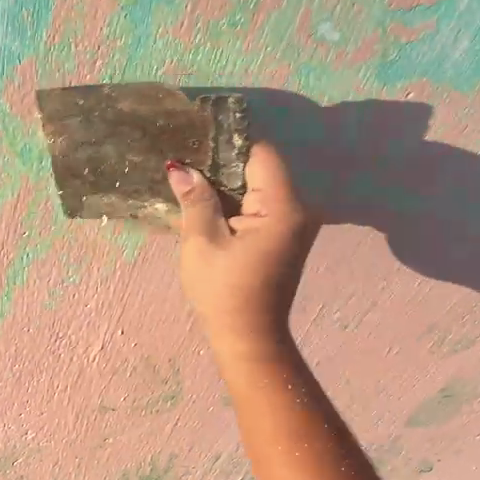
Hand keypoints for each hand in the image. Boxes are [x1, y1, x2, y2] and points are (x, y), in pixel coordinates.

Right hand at [167, 143, 318, 366]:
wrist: (248, 337)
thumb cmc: (223, 291)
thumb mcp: (202, 242)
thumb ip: (196, 199)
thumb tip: (180, 167)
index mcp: (284, 207)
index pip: (260, 154)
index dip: (227, 146)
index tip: (195, 142)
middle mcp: (299, 209)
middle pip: (261, 168)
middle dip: (224, 166)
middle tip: (185, 163)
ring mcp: (296, 223)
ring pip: (259, 186)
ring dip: (228, 185)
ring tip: (191, 182)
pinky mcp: (286, 236)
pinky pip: (261, 205)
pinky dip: (237, 203)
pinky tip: (209, 205)